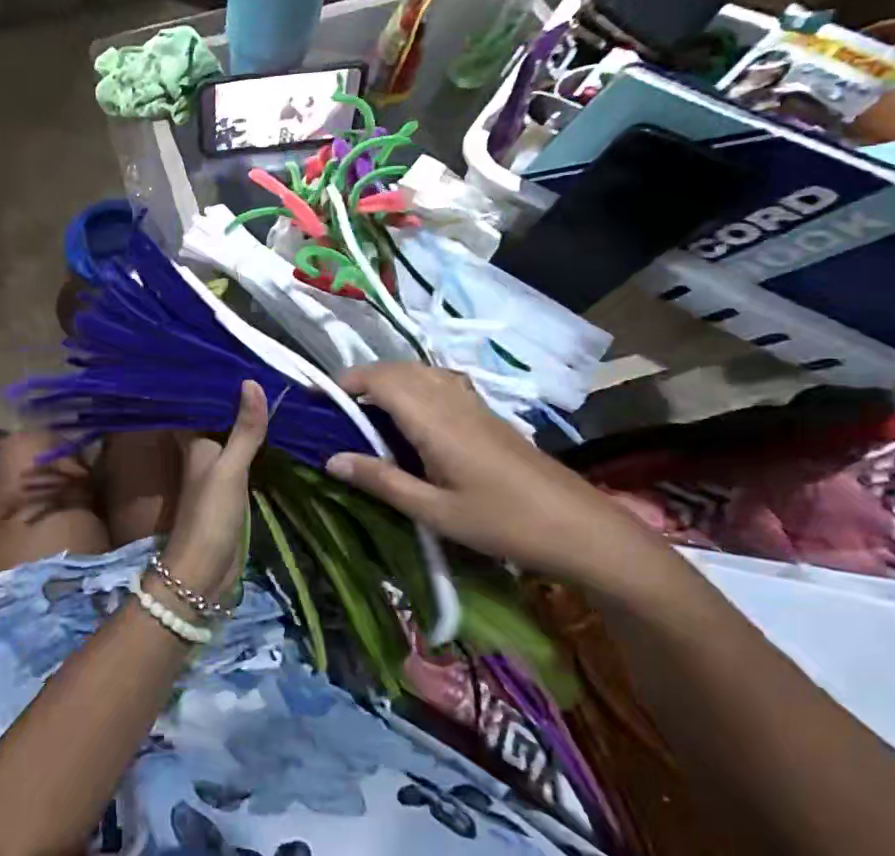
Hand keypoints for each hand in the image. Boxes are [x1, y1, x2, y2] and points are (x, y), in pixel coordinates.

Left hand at [161, 380, 267, 601]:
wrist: (205, 572)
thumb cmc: (210, 515)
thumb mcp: (230, 468)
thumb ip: (244, 429)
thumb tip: (252, 381)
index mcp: (197, 444)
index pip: (203, 404)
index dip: (216, 384)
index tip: (236, 358)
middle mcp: (206, 454)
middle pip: (222, 420)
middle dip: (239, 400)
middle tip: (270, 372)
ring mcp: (220, 474)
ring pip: (235, 439)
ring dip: (251, 423)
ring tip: (281, 395)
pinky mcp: (234, 492)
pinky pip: (247, 460)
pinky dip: (259, 446)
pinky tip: (280, 434)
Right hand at [325, 364, 680, 599]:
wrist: (576, 525)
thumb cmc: (502, 522)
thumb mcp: (434, 512)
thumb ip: (381, 481)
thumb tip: (331, 459)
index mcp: (434, 420)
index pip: (382, 380)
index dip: (348, 380)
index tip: (318, 395)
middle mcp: (451, 400)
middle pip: (399, 369)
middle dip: (364, 378)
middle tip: (337, 406)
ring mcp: (472, 403)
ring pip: (421, 372)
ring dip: (389, 379)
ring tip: (367, 408)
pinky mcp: (486, 413)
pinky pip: (440, 382)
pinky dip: (414, 385)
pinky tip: (412, 414)